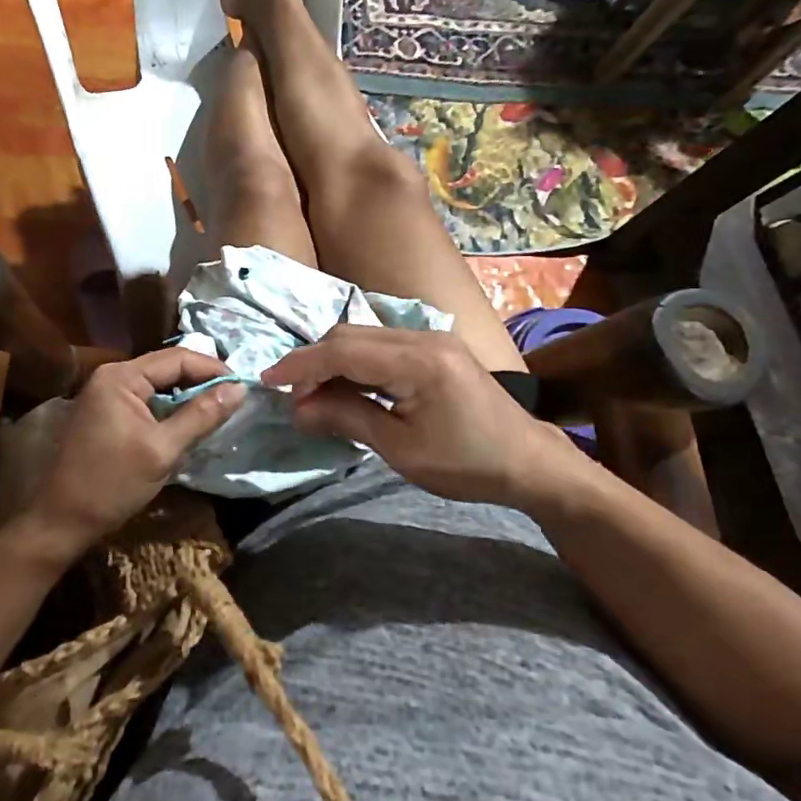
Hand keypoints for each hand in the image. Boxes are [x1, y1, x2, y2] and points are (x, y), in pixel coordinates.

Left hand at [21, 349, 243, 563]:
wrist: (63, 517)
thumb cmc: (113, 482)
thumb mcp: (163, 449)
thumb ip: (202, 415)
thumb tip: (239, 388)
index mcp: (121, 377)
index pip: (177, 358)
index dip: (213, 369)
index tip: (244, 387)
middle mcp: (111, 376)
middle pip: (166, 367)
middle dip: (201, 381)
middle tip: (235, 399)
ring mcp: (106, 393)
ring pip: (157, 384)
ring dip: (186, 396)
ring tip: (218, 411)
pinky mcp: (106, 412)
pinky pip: (145, 399)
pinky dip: (168, 408)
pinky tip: (188, 423)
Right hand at [261, 325, 582, 510]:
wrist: (531, 463)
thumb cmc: (468, 464)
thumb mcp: (401, 449)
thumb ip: (347, 418)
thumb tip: (298, 409)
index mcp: (419, 362)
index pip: (342, 351)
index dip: (300, 365)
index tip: (269, 381)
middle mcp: (424, 337)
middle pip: (348, 336)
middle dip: (312, 362)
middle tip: (293, 397)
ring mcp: (431, 338)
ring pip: (361, 337)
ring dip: (331, 361)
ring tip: (313, 395)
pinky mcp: (434, 347)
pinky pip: (380, 345)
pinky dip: (353, 363)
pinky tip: (344, 387)